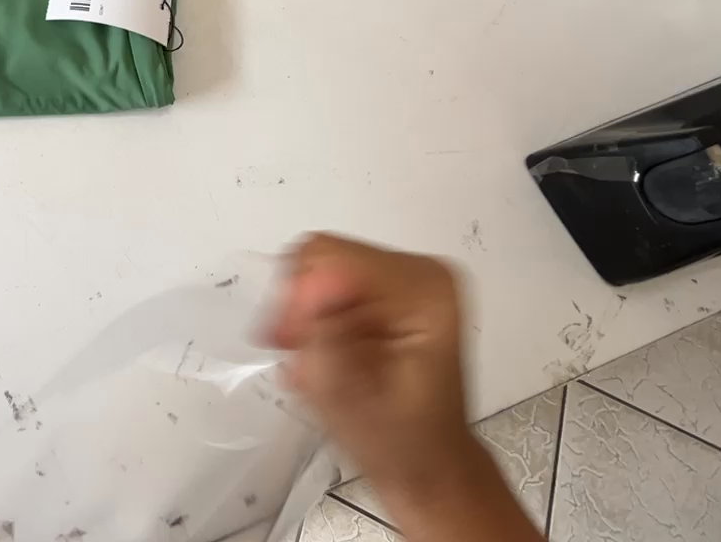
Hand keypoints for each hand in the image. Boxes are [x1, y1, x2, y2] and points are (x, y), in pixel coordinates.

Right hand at [263, 234, 539, 541]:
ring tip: (305, 356)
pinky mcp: (383, 283)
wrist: (427, 466)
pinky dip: (308, 311)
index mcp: (425, 290)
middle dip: (296, 303)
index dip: (299, 296)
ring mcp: (401, 274)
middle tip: (295, 351)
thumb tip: (314, 282)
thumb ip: (327, 331)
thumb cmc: (398, 441)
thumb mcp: (348, 394)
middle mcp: (418, 271)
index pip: (329, 256)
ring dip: (298, 310)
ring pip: (312, 264)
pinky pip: (320, 275)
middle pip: (319, 255)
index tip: (293, 341)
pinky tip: (316, 347)